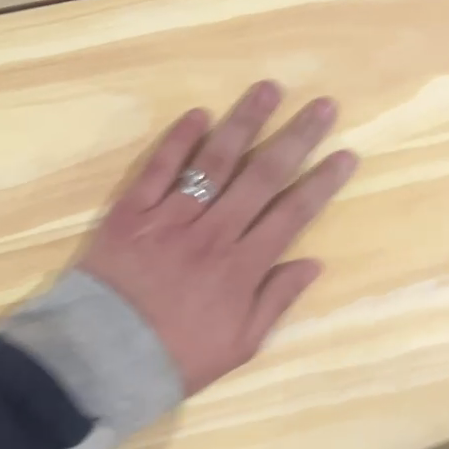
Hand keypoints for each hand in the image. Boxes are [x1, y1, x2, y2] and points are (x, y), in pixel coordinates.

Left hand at [79, 81, 357, 395]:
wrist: (102, 359)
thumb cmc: (176, 358)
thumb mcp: (240, 346)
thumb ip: (275, 302)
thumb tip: (311, 263)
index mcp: (243, 269)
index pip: (292, 215)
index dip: (322, 183)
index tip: (346, 155)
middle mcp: (213, 234)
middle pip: (262, 177)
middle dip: (296, 138)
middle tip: (322, 106)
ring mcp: (171, 219)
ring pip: (215, 162)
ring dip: (244, 123)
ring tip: (269, 89)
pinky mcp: (131, 213)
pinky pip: (158, 169)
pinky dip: (178, 140)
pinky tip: (199, 114)